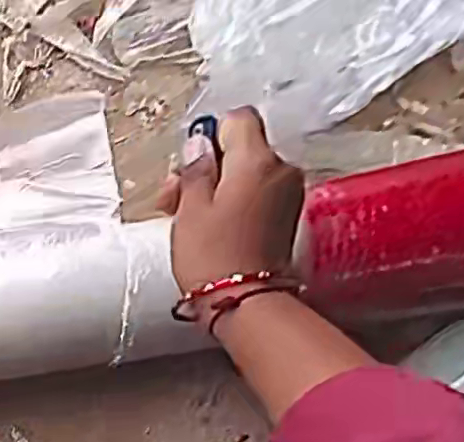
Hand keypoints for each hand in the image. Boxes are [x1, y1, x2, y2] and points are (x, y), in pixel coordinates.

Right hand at [158, 107, 305, 295]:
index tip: (190, 167)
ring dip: (220, 188)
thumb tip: (199, 144)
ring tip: (192, 220)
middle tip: (175, 201)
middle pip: (242, 150)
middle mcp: (280, 167)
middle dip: (209, 169)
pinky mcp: (286, 213)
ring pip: (248, 173)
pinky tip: (215, 228)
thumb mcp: (189, 212)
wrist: (241, 298)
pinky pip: (258, 194)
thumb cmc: (209, 256)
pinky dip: (235, 203)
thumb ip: (196, 172)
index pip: (238, 121)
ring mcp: (288, 191)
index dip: (210, 137)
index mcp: (256, 161)